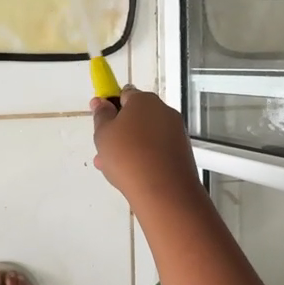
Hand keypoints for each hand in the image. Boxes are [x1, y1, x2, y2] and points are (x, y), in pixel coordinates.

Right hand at [90, 86, 202, 208]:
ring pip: (146, 135)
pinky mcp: (182, 151)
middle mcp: (164, 110)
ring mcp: (176, 131)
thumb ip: (101, 115)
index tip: (101, 123)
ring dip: (130, 147)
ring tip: (114, 168)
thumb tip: (101, 101)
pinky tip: (134, 174)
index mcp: (144, 99)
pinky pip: (158, 149)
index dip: (111, 107)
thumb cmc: (127, 156)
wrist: (164, 190)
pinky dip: (146, 157)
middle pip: (137, 116)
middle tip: (105, 150)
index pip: (125, 94)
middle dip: (120, 131)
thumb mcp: (103, 134)